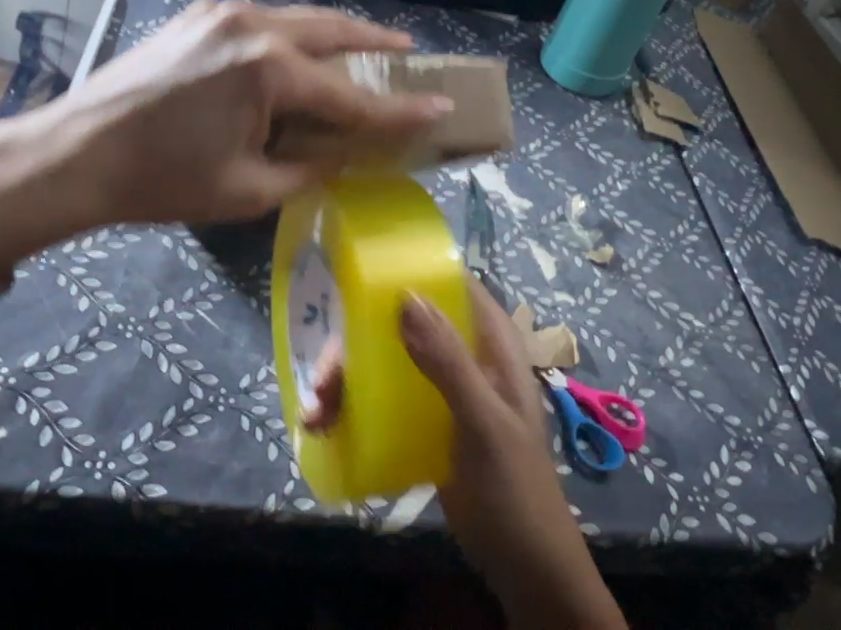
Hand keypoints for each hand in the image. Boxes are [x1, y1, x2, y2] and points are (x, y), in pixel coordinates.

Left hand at [0, 0, 449, 264]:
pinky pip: (262, 21)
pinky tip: (300, 52)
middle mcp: (251, 26)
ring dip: (334, 34)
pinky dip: (293, 35)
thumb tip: (349, 153)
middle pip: (332, 30)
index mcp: (268, 70)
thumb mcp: (248, 188)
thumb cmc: (161, 181)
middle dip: (375, 44)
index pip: (351, 95)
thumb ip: (311, 166)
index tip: (441, 108)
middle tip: (409, 53)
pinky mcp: (196, 18)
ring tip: (366, 47)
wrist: (74, 153)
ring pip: (297, 19)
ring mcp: (219, 14)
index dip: (399, 110)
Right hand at [301, 282, 623, 628]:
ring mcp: (445, 397)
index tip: (366, 275)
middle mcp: (467, 363)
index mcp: (493, 349)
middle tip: (325, 375)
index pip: (458, 289)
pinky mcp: (426, 429)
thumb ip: (448, 362)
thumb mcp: (483, 421)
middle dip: (360, 345)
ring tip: (316, 414)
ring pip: (389, 366)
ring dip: (349, 382)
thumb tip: (407, 297)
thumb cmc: (514, 488)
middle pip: (407, 329)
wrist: (524, 567)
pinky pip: (385, 403)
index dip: (417, 274)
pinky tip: (325, 428)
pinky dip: (354, 411)